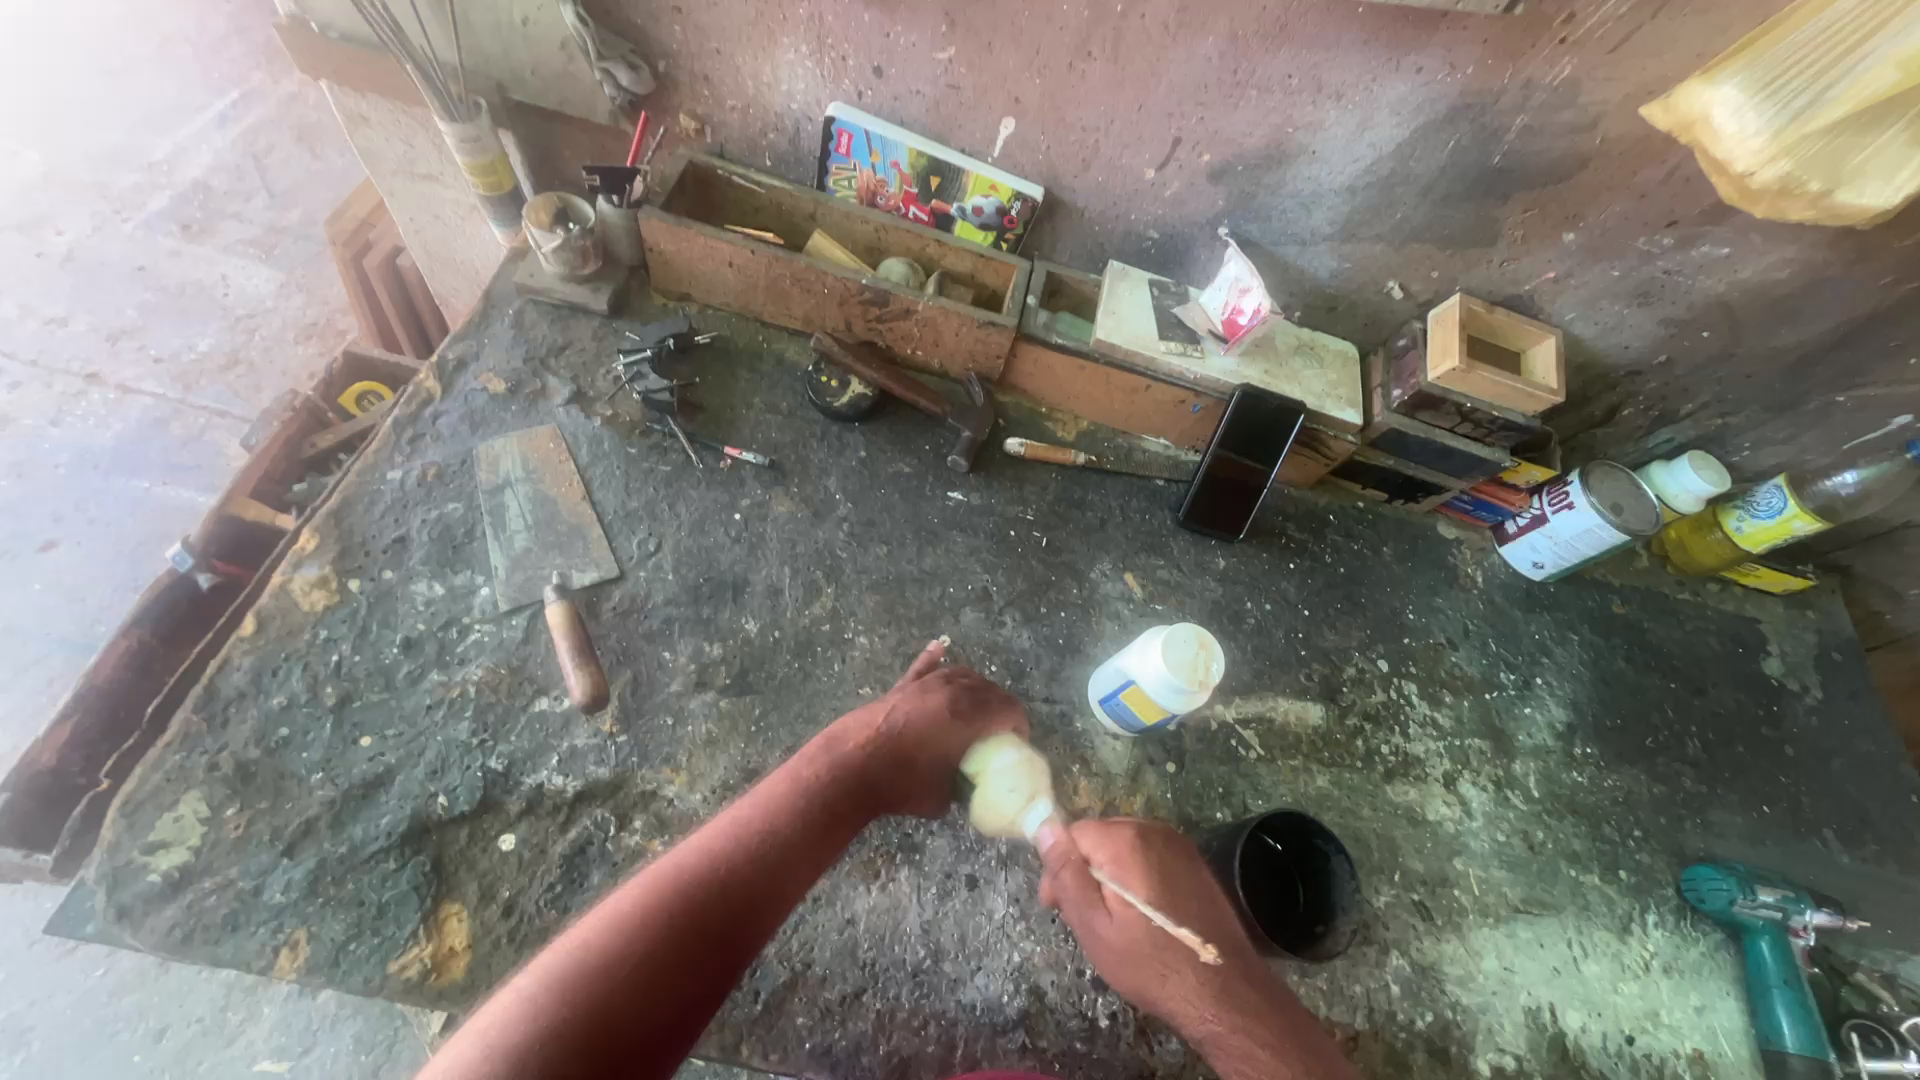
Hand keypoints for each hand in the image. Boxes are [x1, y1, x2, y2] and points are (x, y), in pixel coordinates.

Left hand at [823, 640, 1028, 818]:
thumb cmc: (901, 784)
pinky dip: (933, 659)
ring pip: (962, 675)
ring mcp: (925, 684)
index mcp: (970, 715)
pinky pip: (924, 668)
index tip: (1016, 742)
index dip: (1018, 725)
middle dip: (1000, 709)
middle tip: (998, 732)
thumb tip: (968, 786)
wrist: (851, 767)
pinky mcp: (902, 687)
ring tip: (977, 708)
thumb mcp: (945, 796)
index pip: (1009, 709)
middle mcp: (952, 691)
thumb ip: (964, 786)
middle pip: (990, 690)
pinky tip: (939, 647)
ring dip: (976, 689)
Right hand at [1037, 818, 1274, 1037]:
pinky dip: (1136, 875)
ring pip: (1123, 846)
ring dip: (1110, 873)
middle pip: (1098, 837)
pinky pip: (1149, 855)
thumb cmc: (1151, 964)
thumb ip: (1067, 873)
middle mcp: (1151, 829)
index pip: (1072, 833)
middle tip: (1084, 917)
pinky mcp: (1193, 860)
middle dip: (1084, 870)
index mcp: (1124, 841)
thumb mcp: (1094, 926)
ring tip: (1113, 919)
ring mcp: (1176, 843)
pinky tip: (1142, 912)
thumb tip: (1044, 828)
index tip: (1056, 906)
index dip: (1059, 868)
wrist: (1223, 991)